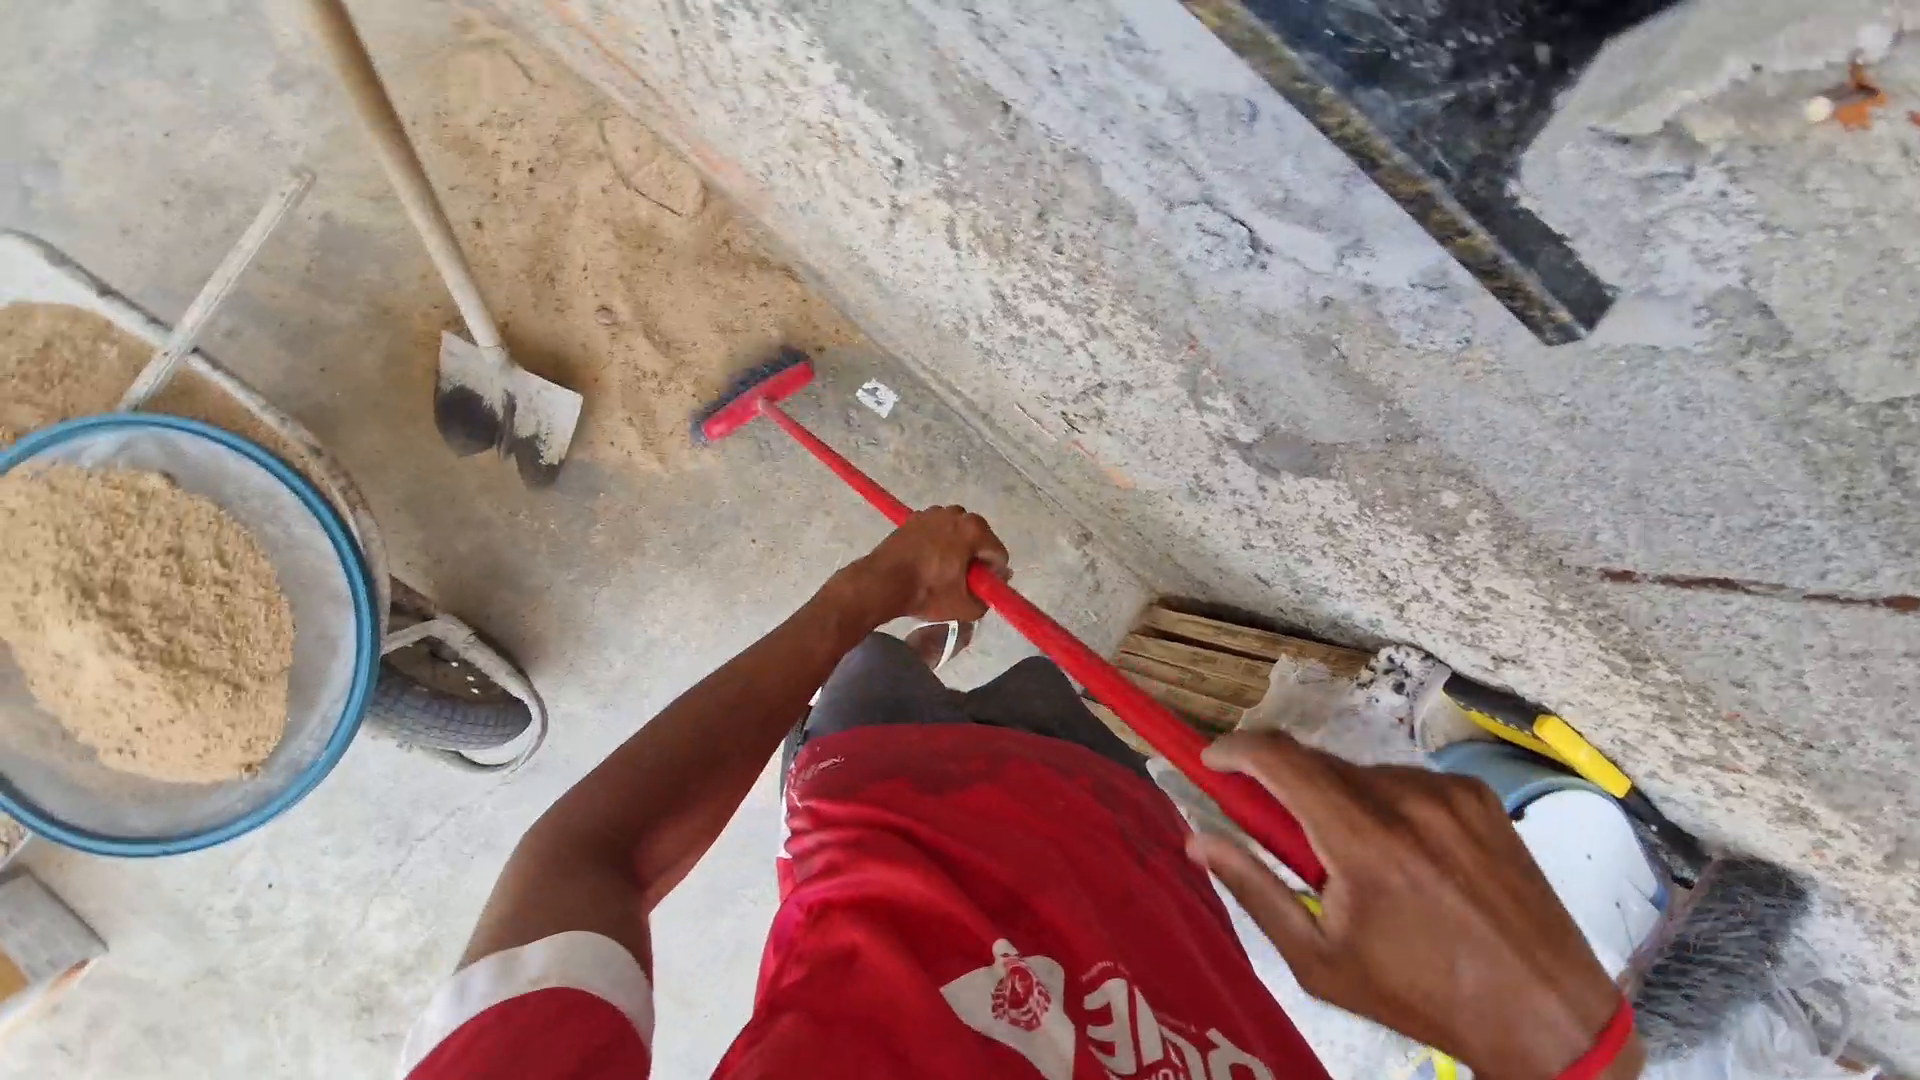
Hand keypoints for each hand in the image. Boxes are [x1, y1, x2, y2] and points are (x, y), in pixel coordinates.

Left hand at [843, 506, 1009, 623]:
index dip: (995, 575)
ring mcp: (933, 513)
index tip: (983, 589)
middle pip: (978, 540)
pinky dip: (937, 544)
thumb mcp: (965, 607)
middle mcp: (957, 513)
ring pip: (956, 534)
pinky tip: (927, 563)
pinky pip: (936, 532)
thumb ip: (987, 600)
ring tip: (944, 572)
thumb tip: (989, 593)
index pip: (998, 554)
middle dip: (975, 560)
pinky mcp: (914, 518)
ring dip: (956, 550)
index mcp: (974, 529)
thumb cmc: (927, 592)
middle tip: (963, 582)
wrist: (881, 582)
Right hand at [1190, 732, 1642, 1079]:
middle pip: (1313, 762)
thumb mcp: (1319, 960)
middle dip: (1280, 784)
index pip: (1278, 758)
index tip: (1210, 759)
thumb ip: (1253, 889)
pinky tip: (1403, 854)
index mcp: (1363, 840)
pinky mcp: (1476, 794)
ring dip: (1333, 798)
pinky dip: (1381, 804)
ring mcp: (1447, 791)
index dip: (1234, 748)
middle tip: (1280, 833)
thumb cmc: (1419, 995)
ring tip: (1354, 859)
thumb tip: (1197, 840)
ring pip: (1357, 773)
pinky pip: (1401, 781)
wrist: (1549, 1018)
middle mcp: (1405, 799)